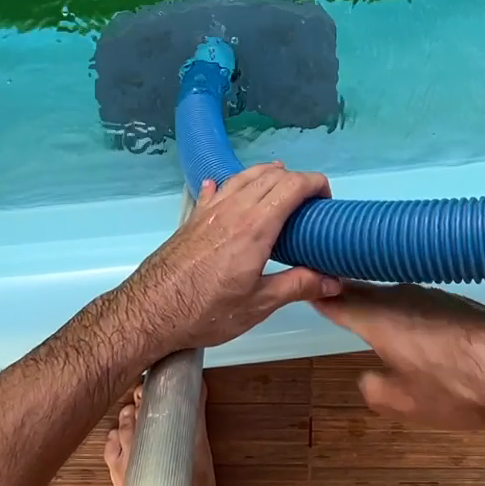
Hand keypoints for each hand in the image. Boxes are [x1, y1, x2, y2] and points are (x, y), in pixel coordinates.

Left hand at [113, 162, 339, 355]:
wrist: (151, 310)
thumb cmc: (207, 310)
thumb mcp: (259, 305)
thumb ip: (297, 286)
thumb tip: (333, 280)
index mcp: (256, 226)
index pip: (292, 185)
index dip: (315, 184)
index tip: (326, 200)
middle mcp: (234, 208)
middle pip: (271, 175)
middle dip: (296, 179)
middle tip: (309, 201)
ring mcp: (210, 209)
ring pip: (244, 176)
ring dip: (266, 175)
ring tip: (280, 184)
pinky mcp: (193, 218)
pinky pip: (217, 189)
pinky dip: (231, 185)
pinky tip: (227, 189)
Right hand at [313, 282, 484, 429]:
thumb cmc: (455, 388)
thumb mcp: (405, 405)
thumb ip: (375, 390)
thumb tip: (367, 378)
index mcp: (378, 318)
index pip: (338, 299)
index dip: (320, 294)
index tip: (305, 285)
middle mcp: (401, 297)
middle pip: (365, 289)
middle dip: (347, 290)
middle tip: (330, 290)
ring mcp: (433, 294)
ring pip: (395, 293)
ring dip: (380, 299)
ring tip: (372, 311)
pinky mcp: (458, 301)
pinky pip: (420, 300)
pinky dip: (409, 308)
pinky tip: (418, 327)